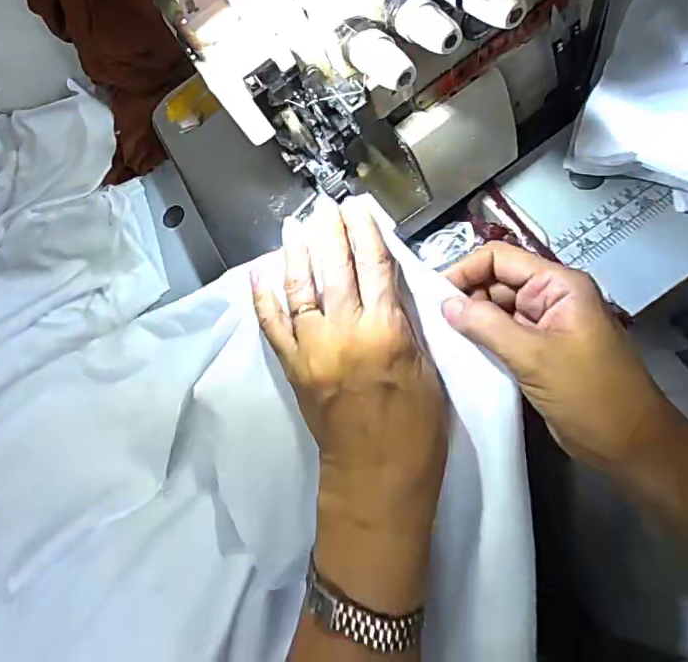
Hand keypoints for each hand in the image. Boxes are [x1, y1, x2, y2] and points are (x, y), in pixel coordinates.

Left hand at [253, 194, 447, 613]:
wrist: (376, 480)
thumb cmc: (417, 428)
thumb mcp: (427, 369)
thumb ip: (404, 323)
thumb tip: (387, 285)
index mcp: (386, 331)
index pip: (374, 266)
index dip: (366, 232)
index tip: (358, 208)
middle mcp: (345, 331)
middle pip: (334, 268)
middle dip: (329, 232)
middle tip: (323, 206)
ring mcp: (313, 348)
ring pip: (300, 287)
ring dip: (296, 253)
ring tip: (293, 227)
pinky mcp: (292, 367)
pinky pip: (272, 324)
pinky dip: (264, 297)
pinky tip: (260, 272)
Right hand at [441, 243, 687, 492]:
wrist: (634, 449)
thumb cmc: (592, 396)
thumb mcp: (535, 358)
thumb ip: (487, 325)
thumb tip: (445, 303)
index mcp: (559, 284)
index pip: (500, 258)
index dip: (466, 270)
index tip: (435, 295)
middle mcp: (551, 296)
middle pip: (496, 280)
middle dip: (466, 295)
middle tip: (434, 320)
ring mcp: (545, 323)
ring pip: (497, 307)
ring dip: (472, 318)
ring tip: (442, 335)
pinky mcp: (540, 349)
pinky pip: (504, 332)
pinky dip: (483, 338)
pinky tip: (462, 349)